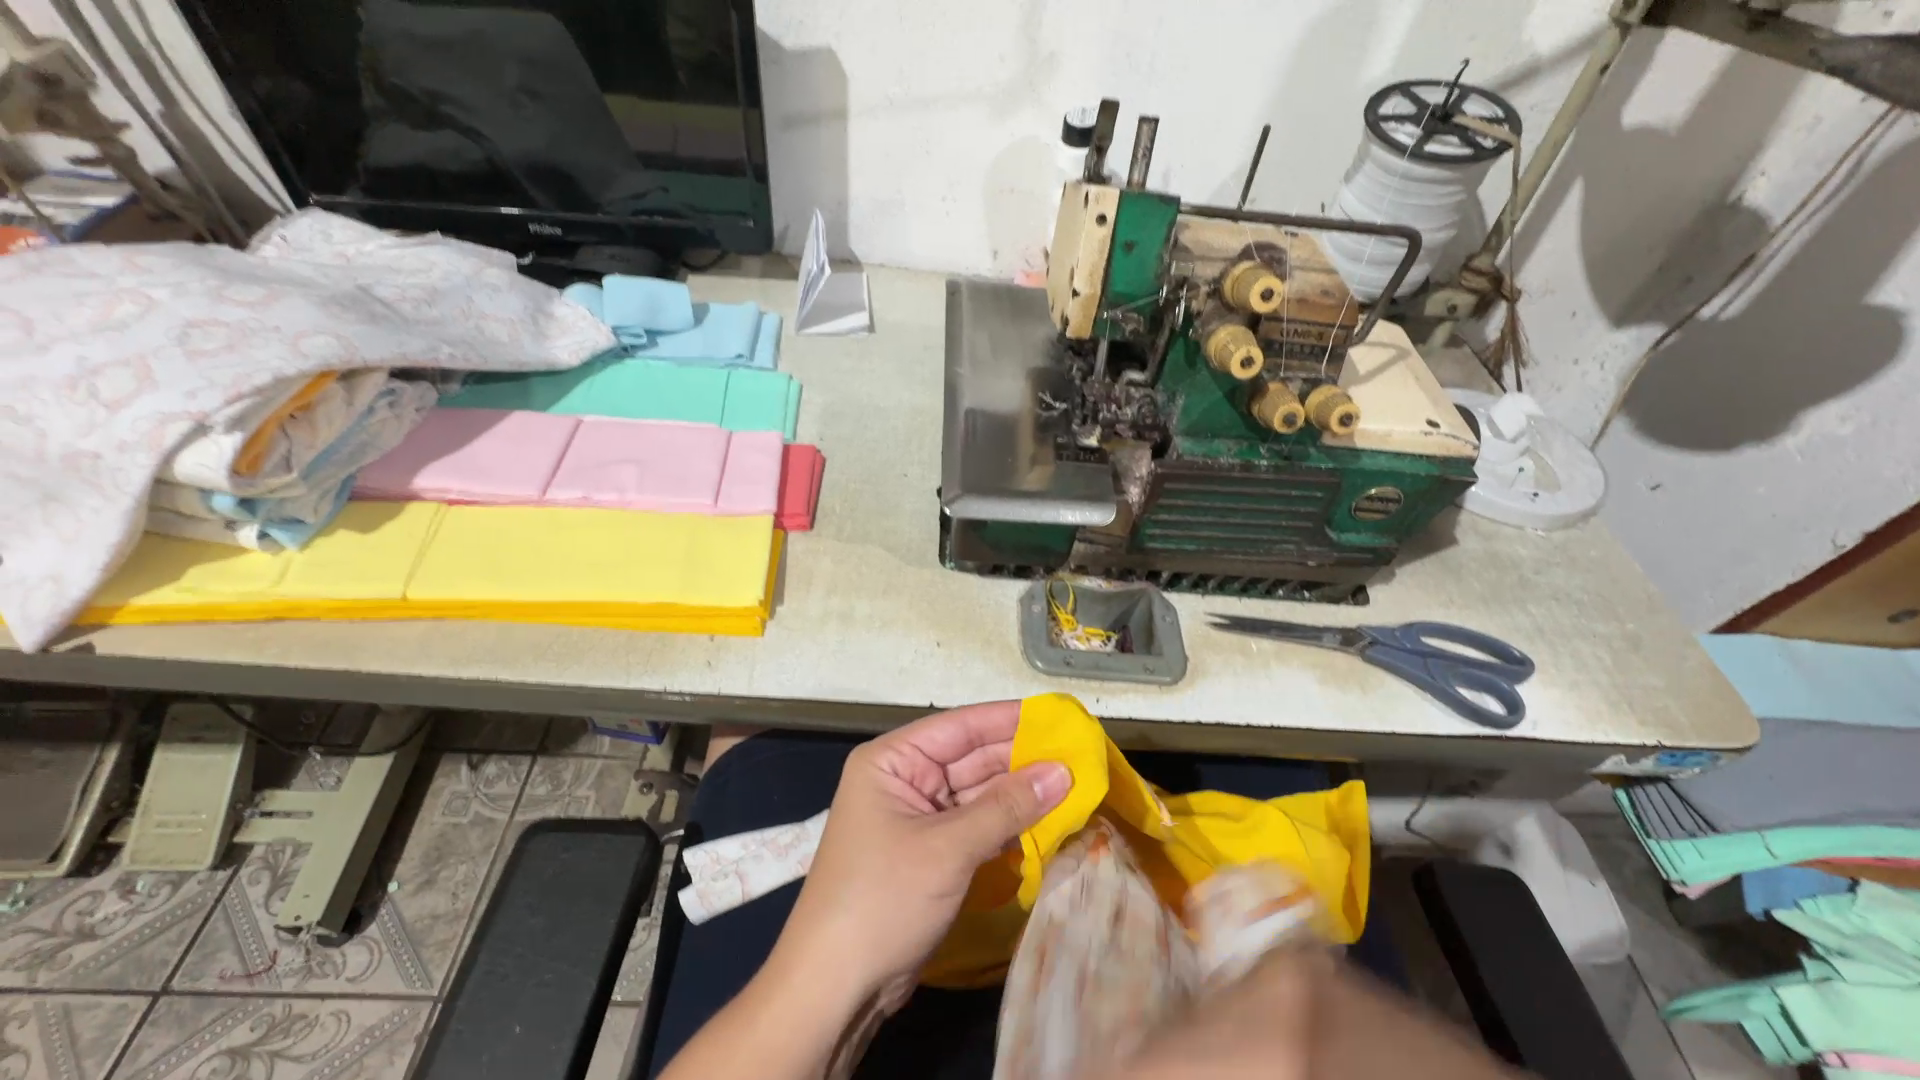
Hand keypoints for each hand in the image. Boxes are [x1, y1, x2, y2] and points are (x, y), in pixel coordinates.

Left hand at [770, 700, 1072, 1012]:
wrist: (836, 985)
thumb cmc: (883, 899)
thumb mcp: (948, 848)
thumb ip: (1007, 806)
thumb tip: (1064, 771)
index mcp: (892, 761)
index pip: (960, 726)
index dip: (1011, 720)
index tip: (1062, 717)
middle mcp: (904, 781)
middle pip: (972, 759)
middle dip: (1024, 760)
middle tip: (1083, 759)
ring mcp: (918, 820)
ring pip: (979, 795)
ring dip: (1022, 796)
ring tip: (1077, 788)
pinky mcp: (931, 855)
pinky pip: (977, 827)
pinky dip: (1009, 826)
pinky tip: (1049, 824)